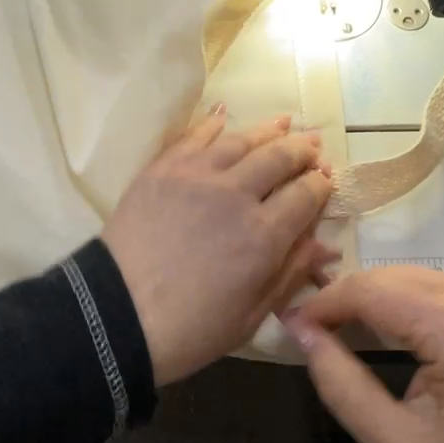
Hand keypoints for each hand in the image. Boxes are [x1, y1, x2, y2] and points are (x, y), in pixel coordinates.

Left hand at [102, 108, 335, 384]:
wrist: (117, 314)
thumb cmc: (190, 328)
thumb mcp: (251, 315)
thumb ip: (290, 274)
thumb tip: (326, 245)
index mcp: (264, 235)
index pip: (306, 195)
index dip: (321, 184)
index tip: (326, 179)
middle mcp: (236, 194)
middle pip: (279, 157)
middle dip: (301, 150)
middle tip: (312, 144)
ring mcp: (198, 175)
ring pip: (241, 140)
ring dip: (267, 130)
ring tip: (284, 122)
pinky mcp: (165, 167)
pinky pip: (196, 136)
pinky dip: (215, 122)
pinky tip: (226, 114)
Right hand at [286, 267, 443, 442]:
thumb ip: (341, 385)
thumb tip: (299, 330)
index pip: (369, 291)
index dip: (322, 303)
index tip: (290, 323)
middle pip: (383, 277)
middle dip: (341, 298)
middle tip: (306, 328)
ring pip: (398, 274)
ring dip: (363, 297)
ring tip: (331, 327)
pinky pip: (419, 282)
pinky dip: (389, 299)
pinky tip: (371, 325)